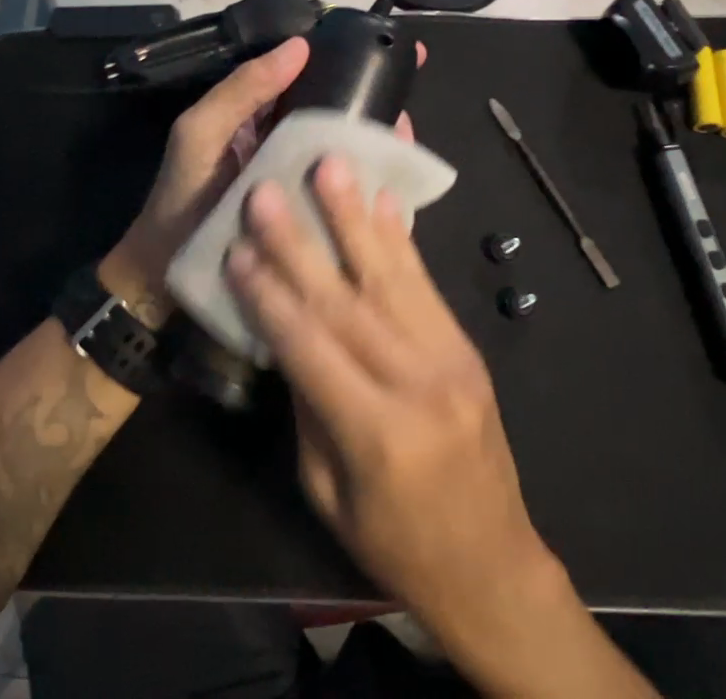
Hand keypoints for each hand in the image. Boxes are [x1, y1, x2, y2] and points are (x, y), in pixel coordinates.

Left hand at [103, 36, 420, 328]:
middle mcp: (282, 142)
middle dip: (369, 94)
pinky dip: (368, 175)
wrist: (170, 271)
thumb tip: (299, 47)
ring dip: (373, 134)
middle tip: (411, 81)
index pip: (305, 75)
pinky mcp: (309, 214)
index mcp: (256, 115)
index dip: (342, 56)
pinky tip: (395, 171)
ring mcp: (297, 179)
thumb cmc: (182, 195)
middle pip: (331, 109)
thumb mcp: (202, 133)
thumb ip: (241, 91)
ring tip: (408, 127)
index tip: (387, 45)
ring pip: (343, 146)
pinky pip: (343, 186)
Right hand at [224, 157, 573, 682]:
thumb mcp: (326, 488)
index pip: (308, 344)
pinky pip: (429, 286)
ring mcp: (452, 360)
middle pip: (348, 299)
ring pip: (393, 277)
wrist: (490, 562)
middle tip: (269, 188)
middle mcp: (418, 382)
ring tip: (333, 164)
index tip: (235, 246)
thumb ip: (308, 404)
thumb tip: (286, 332)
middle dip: (302, 240)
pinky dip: (402, 240)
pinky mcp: (469, 349)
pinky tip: (384, 201)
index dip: (267, 293)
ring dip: (357, 217)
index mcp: (374, 430)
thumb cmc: (393, 541)